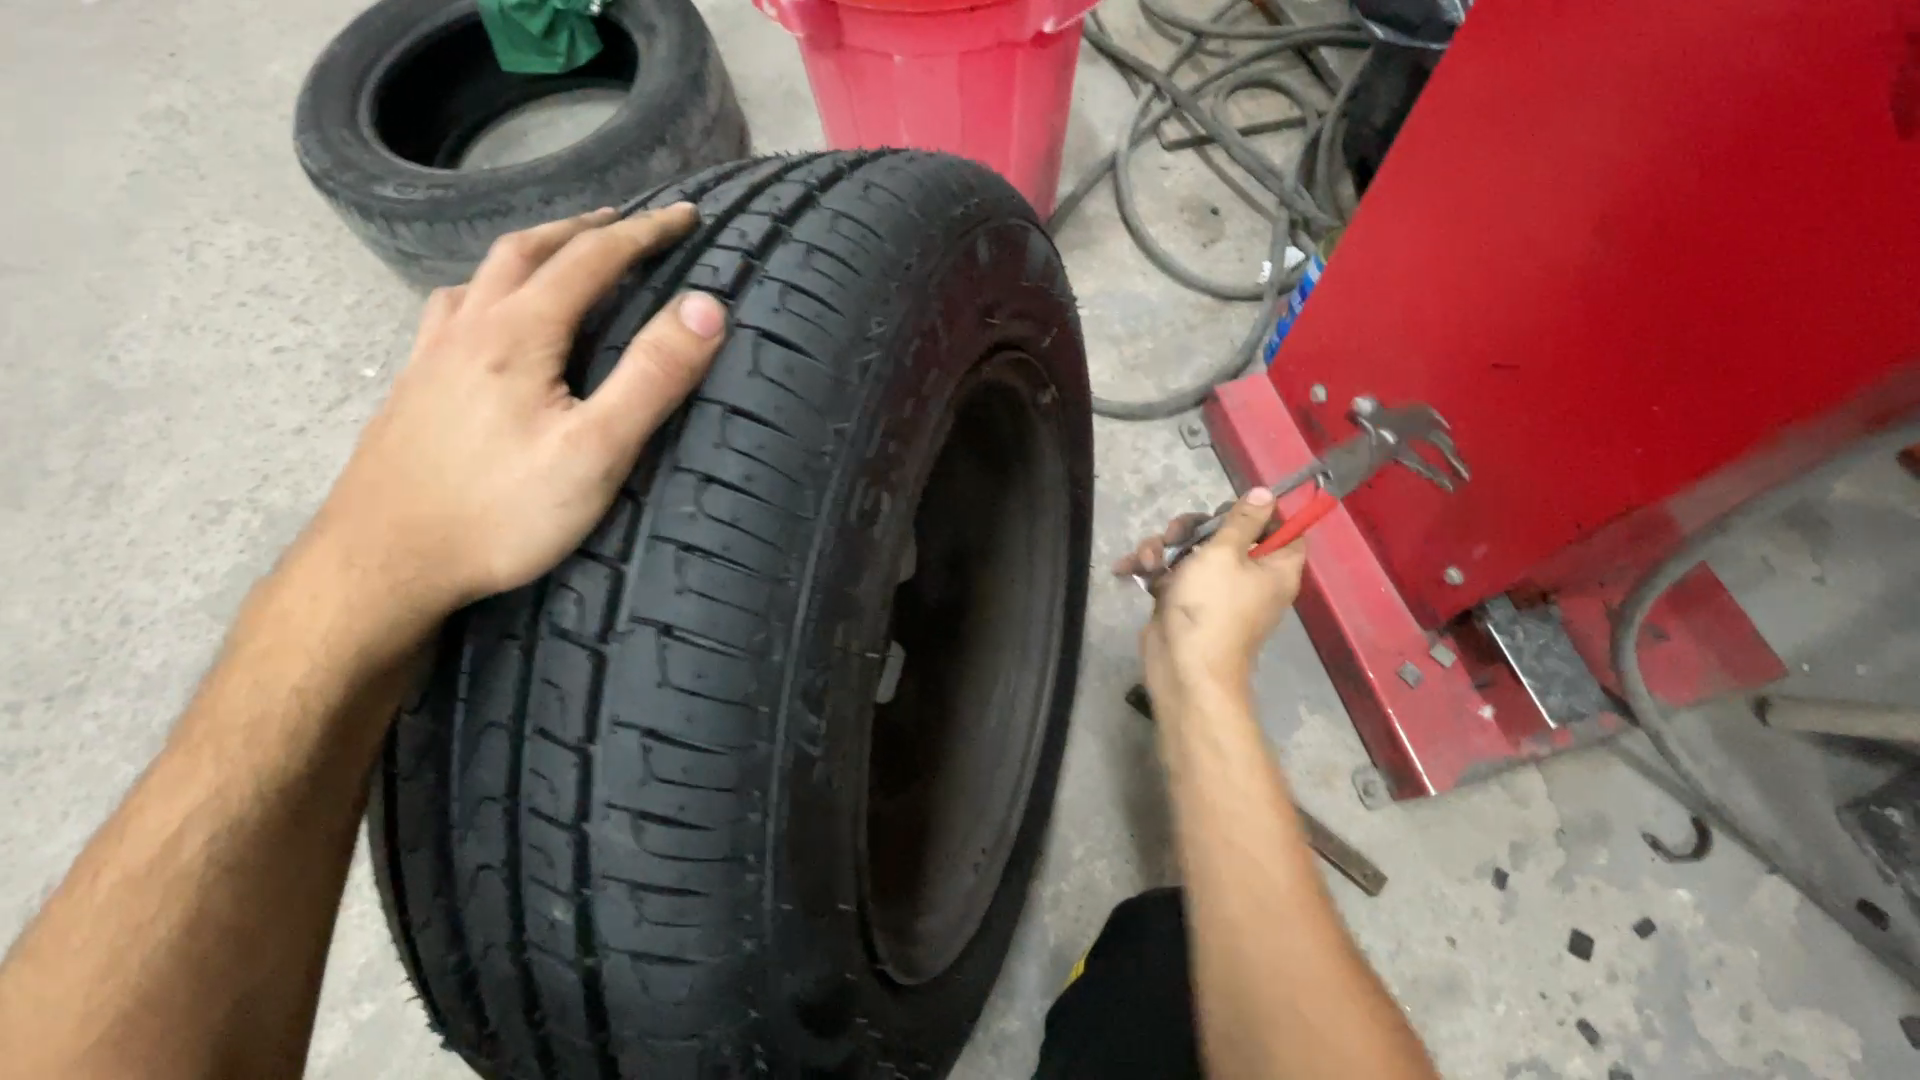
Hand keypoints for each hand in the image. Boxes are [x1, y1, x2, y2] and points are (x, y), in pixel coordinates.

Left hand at [303, 204, 726, 628]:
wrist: (383, 563)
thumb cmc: (500, 513)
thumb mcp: (596, 451)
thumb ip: (652, 377)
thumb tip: (705, 307)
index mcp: (519, 334)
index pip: (592, 259)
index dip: (643, 233)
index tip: (684, 216)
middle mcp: (469, 328)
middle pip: (528, 250)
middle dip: (585, 229)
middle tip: (626, 224)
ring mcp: (431, 356)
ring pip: (481, 274)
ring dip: (532, 251)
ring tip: (562, 255)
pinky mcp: (413, 389)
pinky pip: (450, 310)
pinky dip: (485, 289)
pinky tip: (485, 315)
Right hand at [1113, 488, 1306, 711]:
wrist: (1183, 666)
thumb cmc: (1212, 607)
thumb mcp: (1225, 553)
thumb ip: (1241, 520)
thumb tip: (1265, 493)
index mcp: (1274, 567)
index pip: (1283, 529)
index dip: (1261, 514)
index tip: (1233, 507)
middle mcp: (1250, 576)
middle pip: (1226, 534)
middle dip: (1193, 527)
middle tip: (1175, 533)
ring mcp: (1215, 589)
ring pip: (1192, 550)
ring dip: (1164, 548)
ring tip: (1148, 560)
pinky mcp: (1185, 600)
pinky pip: (1172, 572)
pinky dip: (1152, 568)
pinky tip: (1128, 568)